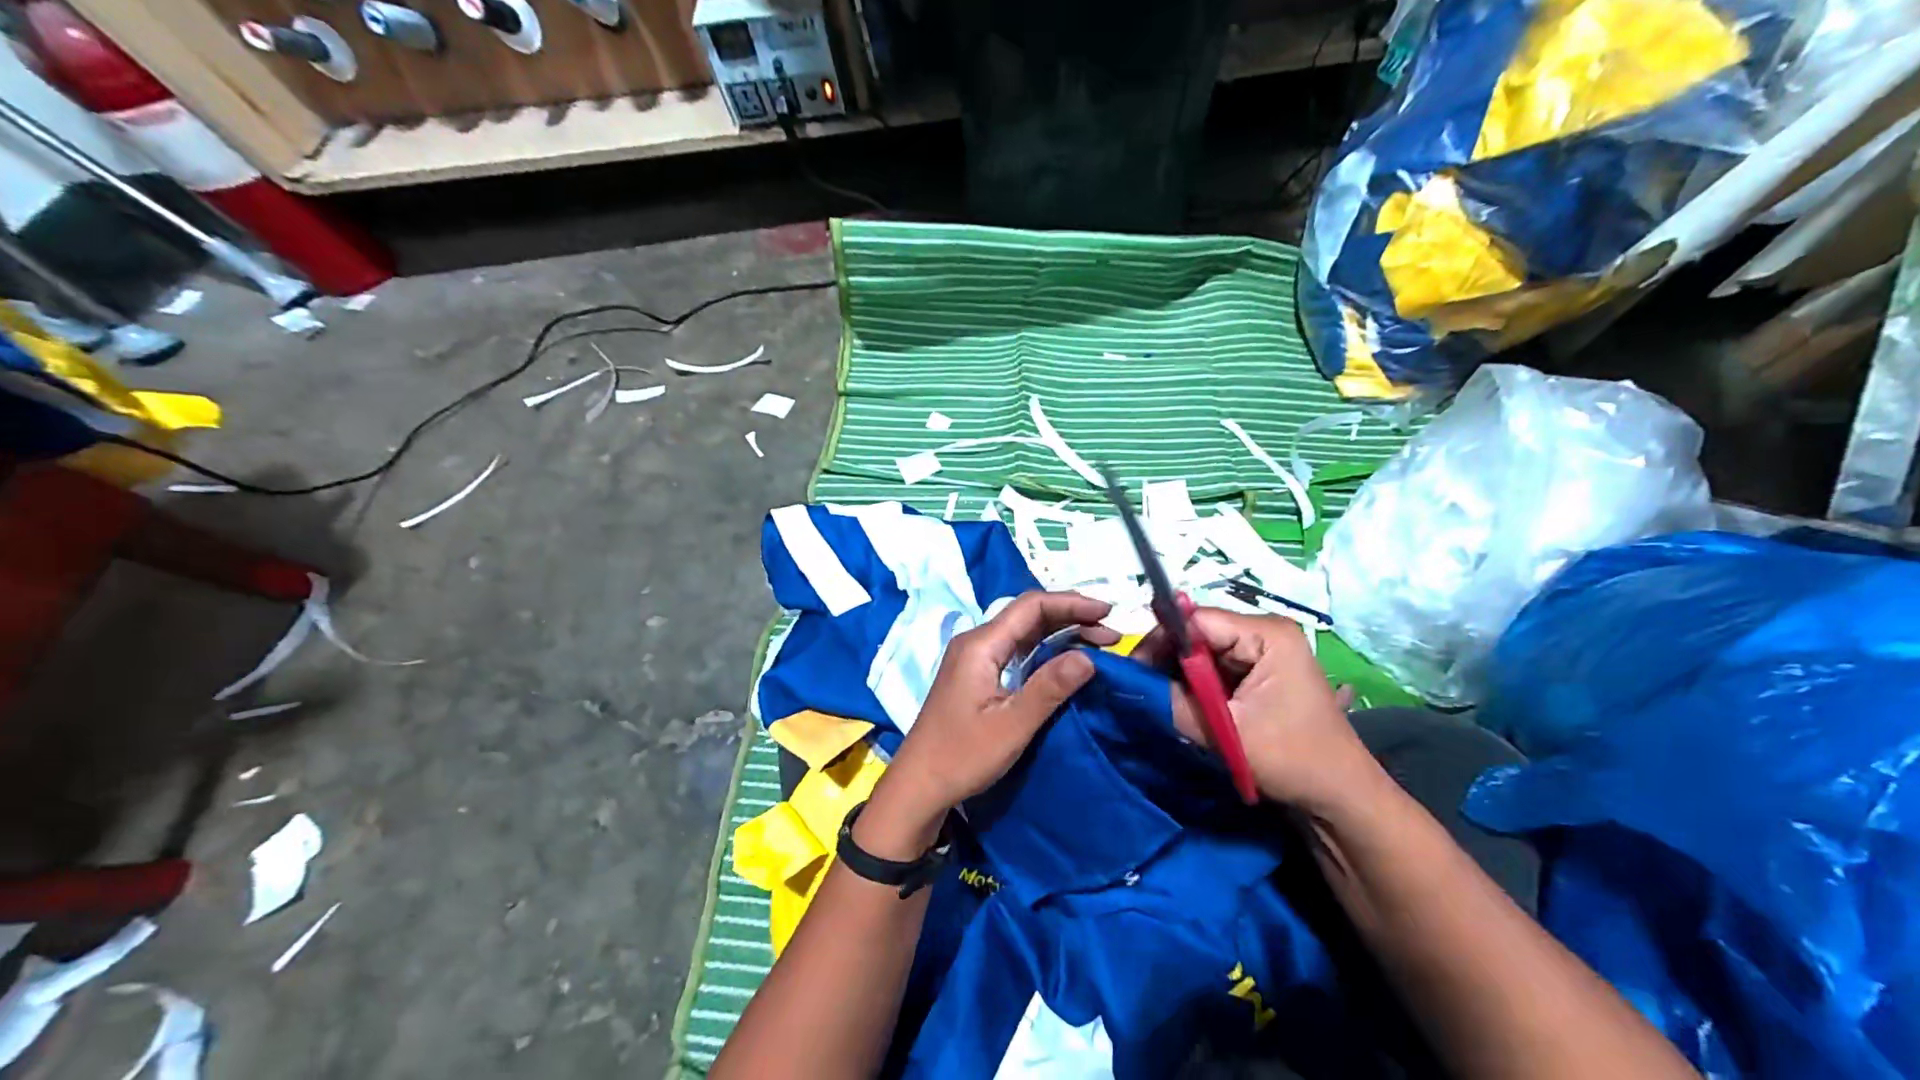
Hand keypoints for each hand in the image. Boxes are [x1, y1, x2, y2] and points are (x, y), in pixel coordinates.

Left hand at [859, 591, 1118, 858]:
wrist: (919, 784)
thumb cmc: (962, 756)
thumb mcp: (1012, 726)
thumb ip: (1049, 688)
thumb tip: (1089, 656)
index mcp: (981, 645)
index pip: (1031, 606)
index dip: (1072, 604)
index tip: (1109, 612)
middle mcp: (977, 643)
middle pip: (1028, 615)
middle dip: (1071, 617)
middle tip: (1112, 633)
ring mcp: (975, 659)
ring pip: (1024, 632)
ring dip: (1061, 633)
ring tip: (1099, 644)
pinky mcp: (977, 676)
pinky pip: (1017, 651)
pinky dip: (1046, 650)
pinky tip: (1067, 661)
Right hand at [1135, 604, 1377, 811]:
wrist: (1339, 796)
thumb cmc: (1292, 758)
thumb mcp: (1225, 731)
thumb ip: (1174, 702)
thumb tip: (1131, 683)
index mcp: (1268, 634)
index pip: (1197, 620)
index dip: (1162, 641)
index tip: (1135, 670)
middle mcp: (1266, 632)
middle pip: (1199, 633)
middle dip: (1169, 659)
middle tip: (1143, 687)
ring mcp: (1265, 651)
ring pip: (1204, 652)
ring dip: (1181, 676)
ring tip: (1161, 699)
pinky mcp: (1260, 671)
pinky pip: (1216, 668)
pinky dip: (1197, 685)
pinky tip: (1184, 703)